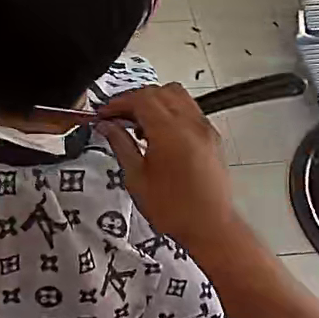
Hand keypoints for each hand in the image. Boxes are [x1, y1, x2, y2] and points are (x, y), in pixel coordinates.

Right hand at [97, 83, 248, 253]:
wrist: (209, 226)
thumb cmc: (173, 209)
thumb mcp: (136, 178)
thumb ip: (121, 145)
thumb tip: (108, 127)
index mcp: (170, 131)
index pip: (142, 99)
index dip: (119, 102)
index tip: (105, 113)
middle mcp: (191, 124)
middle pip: (160, 92)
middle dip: (135, 99)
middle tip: (118, 117)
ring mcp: (205, 129)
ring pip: (178, 96)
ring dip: (155, 102)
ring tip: (138, 125)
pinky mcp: (213, 138)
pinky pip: (190, 111)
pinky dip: (172, 112)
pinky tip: (159, 134)